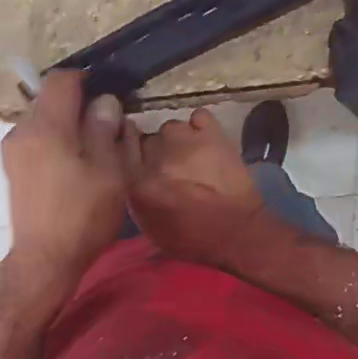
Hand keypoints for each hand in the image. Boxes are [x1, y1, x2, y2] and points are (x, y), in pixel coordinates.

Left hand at [0, 70, 127, 283]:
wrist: (47, 259)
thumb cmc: (84, 214)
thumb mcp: (110, 171)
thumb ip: (105, 130)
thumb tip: (104, 103)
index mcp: (47, 126)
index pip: (61, 80)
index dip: (88, 81)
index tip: (111, 97)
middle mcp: (22, 131)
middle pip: (53, 102)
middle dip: (83, 109)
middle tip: (112, 132)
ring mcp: (14, 151)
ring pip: (46, 123)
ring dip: (72, 129)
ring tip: (98, 156)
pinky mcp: (14, 170)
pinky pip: (39, 143)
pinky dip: (60, 145)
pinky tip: (78, 171)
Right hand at [122, 109, 291, 269]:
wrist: (236, 234)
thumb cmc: (194, 241)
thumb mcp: (152, 229)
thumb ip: (137, 200)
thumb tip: (134, 180)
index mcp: (135, 183)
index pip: (121, 152)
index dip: (132, 155)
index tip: (141, 159)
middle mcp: (154, 158)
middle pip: (148, 141)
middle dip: (158, 152)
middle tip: (173, 166)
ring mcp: (183, 142)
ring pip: (172, 127)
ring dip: (180, 139)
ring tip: (192, 153)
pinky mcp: (212, 135)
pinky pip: (200, 117)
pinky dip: (202, 126)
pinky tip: (208, 139)